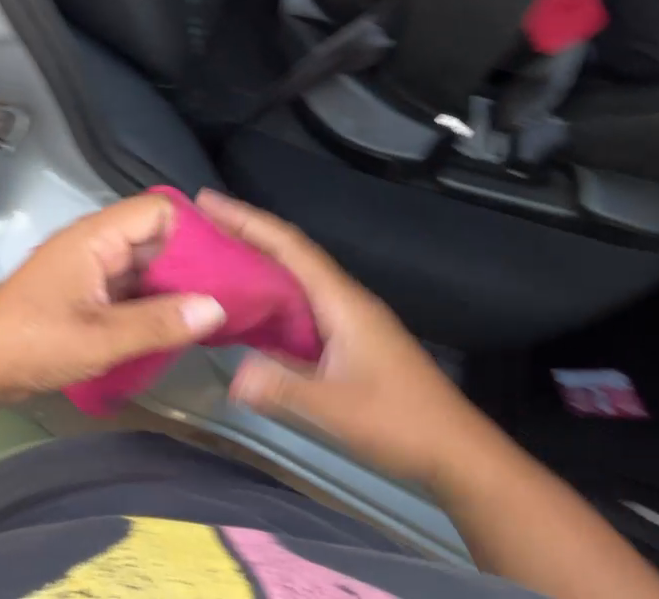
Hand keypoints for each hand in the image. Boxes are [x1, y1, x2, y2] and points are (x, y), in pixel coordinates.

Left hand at [0, 193, 227, 403]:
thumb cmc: (34, 342)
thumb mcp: (101, 338)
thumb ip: (159, 322)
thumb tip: (217, 307)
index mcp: (94, 238)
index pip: (156, 212)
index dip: (196, 230)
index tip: (234, 260)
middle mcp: (92, 245)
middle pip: (154, 238)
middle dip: (193, 262)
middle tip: (239, 292)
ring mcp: (86, 269)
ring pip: (143, 265)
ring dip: (175, 285)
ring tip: (222, 311)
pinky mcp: (83, 294)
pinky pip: (128, 287)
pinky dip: (153, 301)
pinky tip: (182, 325)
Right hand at [197, 190, 502, 490]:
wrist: (462, 457)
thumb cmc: (402, 424)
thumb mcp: (336, 410)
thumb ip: (282, 388)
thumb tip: (230, 375)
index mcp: (342, 302)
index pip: (289, 246)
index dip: (246, 219)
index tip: (205, 200)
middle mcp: (344, 300)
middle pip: (289, 251)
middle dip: (244, 230)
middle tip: (196, 221)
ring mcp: (348, 318)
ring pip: (293, 274)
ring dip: (254, 256)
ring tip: (210, 250)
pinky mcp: (347, 338)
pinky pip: (297, 298)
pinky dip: (266, 287)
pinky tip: (243, 299)